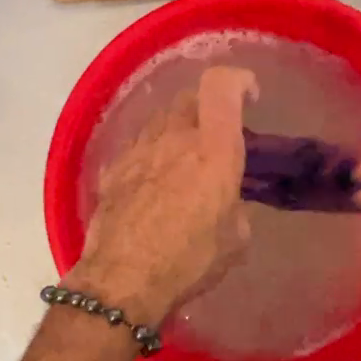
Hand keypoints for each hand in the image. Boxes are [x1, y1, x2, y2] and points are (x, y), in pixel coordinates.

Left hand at [69, 66, 256, 324]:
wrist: (123, 279)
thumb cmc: (189, 260)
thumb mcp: (235, 240)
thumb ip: (235, 209)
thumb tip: (226, 206)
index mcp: (213, 149)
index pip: (221, 86)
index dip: (238, 81)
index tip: (249, 96)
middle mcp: (173, 138)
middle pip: (189, 98)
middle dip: (206, 108)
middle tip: (215, 135)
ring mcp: (137, 151)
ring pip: (160, 121)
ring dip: (176, 131)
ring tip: (183, 161)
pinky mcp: (112, 171)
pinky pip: (137, 149)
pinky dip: (151, 156)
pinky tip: (153, 185)